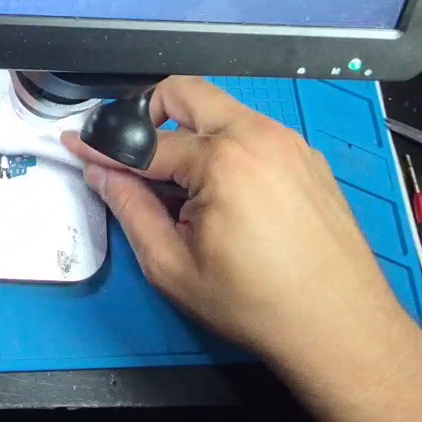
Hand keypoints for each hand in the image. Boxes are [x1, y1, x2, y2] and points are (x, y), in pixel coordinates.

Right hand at [65, 76, 408, 371]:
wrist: (344, 331)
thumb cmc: (253, 305)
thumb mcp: (172, 266)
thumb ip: (129, 208)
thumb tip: (99, 171)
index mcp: (221, 160)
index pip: (144, 141)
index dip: (104, 146)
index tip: (77, 143)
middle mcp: (256, 135)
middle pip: (183, 91)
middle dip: (147, 111)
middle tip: (136, 152)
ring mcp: (287, 141)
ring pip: (220, 109)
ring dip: (189, 130)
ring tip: (184, 183)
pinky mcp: (306, 155)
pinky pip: (251, 130)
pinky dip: (225, 145)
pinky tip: (228, 192)